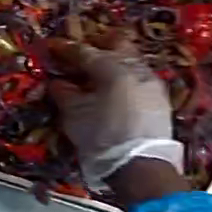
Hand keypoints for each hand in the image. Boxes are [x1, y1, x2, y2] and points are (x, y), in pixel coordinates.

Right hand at [45, 37, 184, 188]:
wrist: (141, 167)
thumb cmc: (102, 135)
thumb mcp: (73, 113)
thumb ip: (63, 91)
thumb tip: (58, 82)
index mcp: (113, 68)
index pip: (84, 51)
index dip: (65, 48)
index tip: (51, 46)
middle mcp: (137, 70)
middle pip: (118, 45)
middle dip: (98, 44)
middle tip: (80, 53)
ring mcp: (152, 84)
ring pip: (131, 61)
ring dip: (112, 62)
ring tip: (95, 74)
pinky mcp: (160, 101)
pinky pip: (138, 78)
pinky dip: (123, 78)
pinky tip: (112, 91)